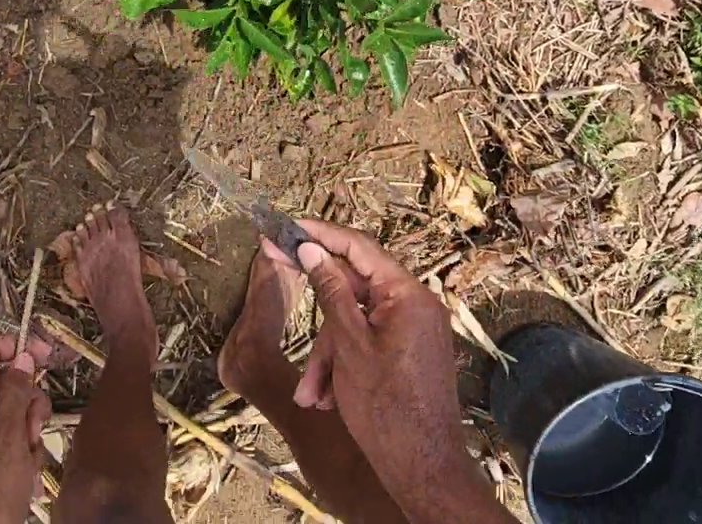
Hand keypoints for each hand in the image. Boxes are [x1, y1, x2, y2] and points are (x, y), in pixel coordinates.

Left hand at [0, 336, 50, 523]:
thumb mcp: (8, 435)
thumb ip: (15, 392)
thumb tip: (21, 356)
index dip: (15, 347)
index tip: (45, 356)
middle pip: (3, 385)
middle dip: (28, 401)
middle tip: (34, 427)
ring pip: (10, 415)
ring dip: (28, 431)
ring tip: (29, 459)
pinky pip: (7, 442)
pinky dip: (21, 452)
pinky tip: (26, 475)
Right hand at [283, 221, 509, 522]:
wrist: (424, 474)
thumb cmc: (385, 408)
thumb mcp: (348, 344)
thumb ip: (330, 290)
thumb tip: (310, 248)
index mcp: (407, 295)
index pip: (359, 247)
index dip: (320, 234)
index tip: (288, 226)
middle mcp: (414, 305)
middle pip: (354, 288)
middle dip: (319, 316)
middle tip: (276, 274)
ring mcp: (412, 329)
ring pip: (355, 321)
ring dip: (327, 353)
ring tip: (309, 392)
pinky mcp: (407, 351)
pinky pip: (367, 342)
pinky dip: (343, 363)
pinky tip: (322, 396)